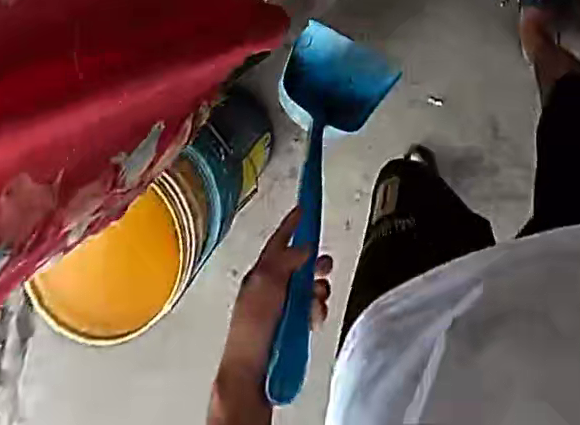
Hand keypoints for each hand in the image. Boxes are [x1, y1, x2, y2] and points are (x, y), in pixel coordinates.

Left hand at [215, 208, 332, 395]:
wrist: (252, 370)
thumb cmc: (253, 326)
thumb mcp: (267, 284)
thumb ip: (286, 262)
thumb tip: (305, 246)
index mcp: (261, 272)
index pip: (279, 241)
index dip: (291, 225)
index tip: (303, 208)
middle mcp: (272, 286)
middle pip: (299, 264)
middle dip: (314, 264)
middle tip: (326, 265)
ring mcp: (282, 307)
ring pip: (309, 288)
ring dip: (317, 291)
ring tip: (317, 301)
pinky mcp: (292, 326)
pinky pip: (311, 310)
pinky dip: (316, 312)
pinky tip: (315, 319)